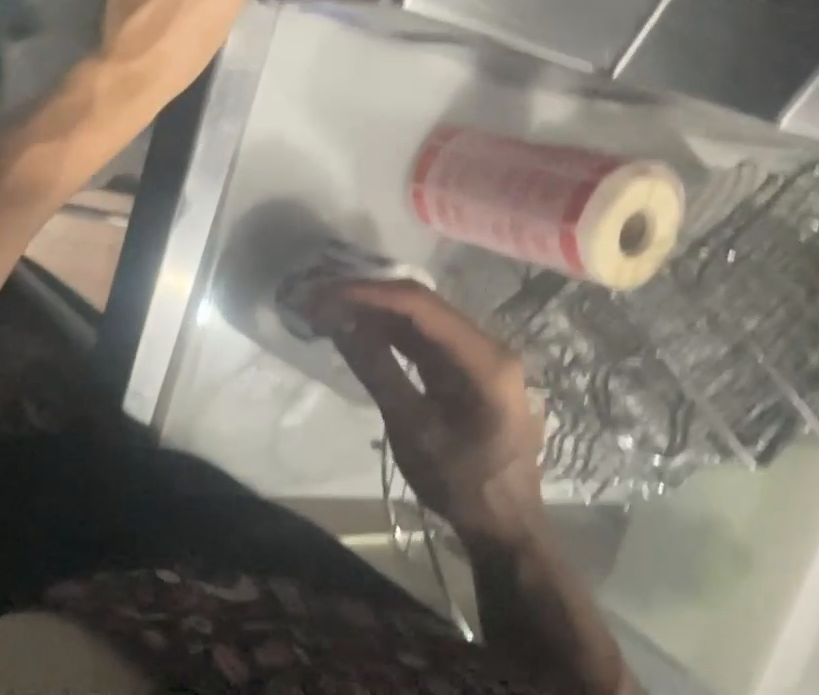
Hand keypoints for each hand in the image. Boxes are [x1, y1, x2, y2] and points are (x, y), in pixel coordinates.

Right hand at [325, 281, 546, 548]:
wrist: (504, 525)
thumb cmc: (460, 481)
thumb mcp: (410, 425)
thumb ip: (374, 366)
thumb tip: (335, 320)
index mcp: (485, 359)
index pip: (418, 305)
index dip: (365, 293)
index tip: (319, 295)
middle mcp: (489, 347)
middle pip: (419, 305)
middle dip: (364, 297)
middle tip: (314, 299)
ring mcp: (480, 357)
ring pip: (418, 318)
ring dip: (371, 311)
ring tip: (325, 310)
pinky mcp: (468, 369)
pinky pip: (422, 338)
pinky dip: (386, 331)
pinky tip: (353, 329)